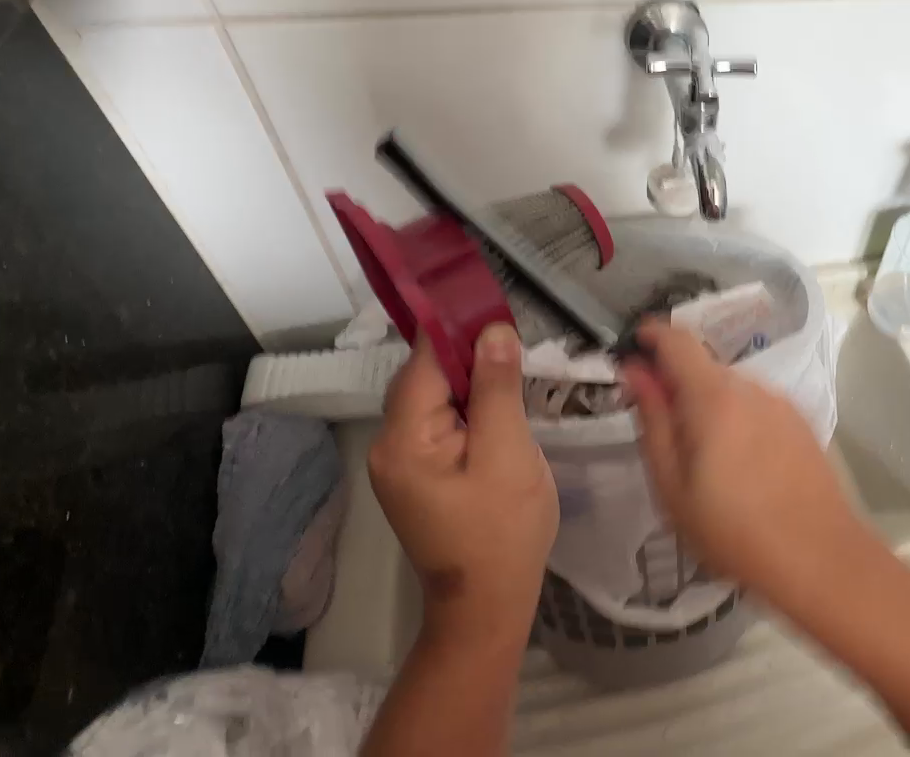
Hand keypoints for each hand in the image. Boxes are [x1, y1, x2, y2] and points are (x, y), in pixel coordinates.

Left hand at [369, 325, 558, 640]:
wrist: (488, 604)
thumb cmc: (502, 529)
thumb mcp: (508, 453)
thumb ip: (498, 388)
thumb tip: (493, 329)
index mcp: (404, 438)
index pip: (424, 361)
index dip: (458, 329)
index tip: (495, 305)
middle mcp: (391, 444)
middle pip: (427, 377)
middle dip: (470, 355)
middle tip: (518, 343)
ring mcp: (403, 462)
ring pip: (438, 398)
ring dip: (474, 381)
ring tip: (515, 370)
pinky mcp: (420, 473)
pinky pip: (442, 422)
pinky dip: (471, 407)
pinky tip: (501, 407)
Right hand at [619, 321, 868, 604]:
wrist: (818, 556)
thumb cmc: (732, 530)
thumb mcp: (672, 485)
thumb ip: (652, 419)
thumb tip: (635, 371)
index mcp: (714, 395)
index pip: (677, 338)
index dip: (650, 334)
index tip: (630, 348)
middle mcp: (751, 386)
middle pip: (704, 366)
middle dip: (676, 383)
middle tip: (660, 430)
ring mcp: (781, 402)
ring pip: (731, 388)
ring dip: (708, 404)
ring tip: (702, 460)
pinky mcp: (800, 421)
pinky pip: (756, 406)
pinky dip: (736, 418)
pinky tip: (738, 465)